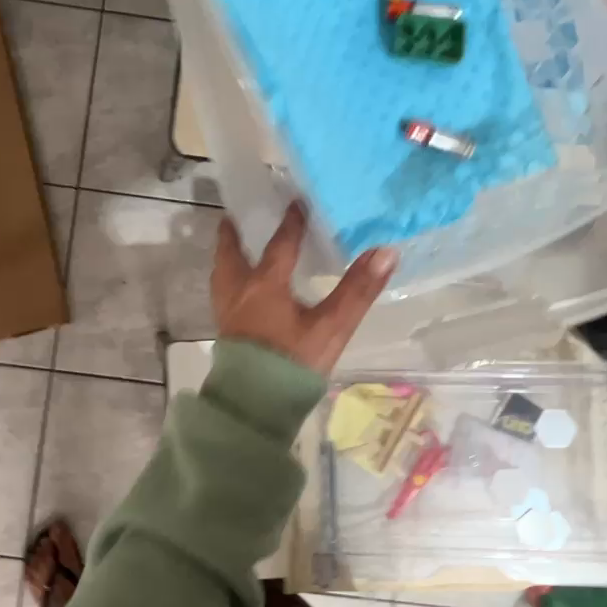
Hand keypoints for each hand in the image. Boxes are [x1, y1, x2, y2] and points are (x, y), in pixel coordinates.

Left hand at [213, 203, 397, 375]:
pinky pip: (222, 296)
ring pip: (221, 276)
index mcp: (265, 285)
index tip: (295, 201)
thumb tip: (386, 252)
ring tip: (230, 249)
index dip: (290, 223)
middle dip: (233, 236)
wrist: (255, 404)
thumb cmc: (293, 362)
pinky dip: (227, 282)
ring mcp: (228, 314)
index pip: (280, 245)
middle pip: (231, 256)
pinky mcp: (226, 334)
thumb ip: (358, 290)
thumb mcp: (332, 327)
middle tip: (232, 217)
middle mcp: (240, 293)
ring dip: (226, 259)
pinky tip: (238, 292)